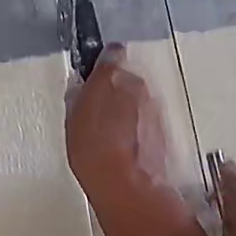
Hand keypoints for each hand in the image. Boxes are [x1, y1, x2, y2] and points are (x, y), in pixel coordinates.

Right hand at [65, 45, 176, 200]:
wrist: (125, 182)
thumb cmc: (95, 153)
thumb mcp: (71, 120)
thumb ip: (78, 96)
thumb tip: (80, 91)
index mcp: (110, 75)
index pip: (110, 53)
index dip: (102, 63)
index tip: (95, 72)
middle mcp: (136, 84)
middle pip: (126, 77)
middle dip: (115, 89)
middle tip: (99, 109)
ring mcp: (153, 104)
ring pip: (138, 98)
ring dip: (128, 108)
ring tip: (112, 131)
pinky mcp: (164, 124)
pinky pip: (148, 117)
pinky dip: (139, 125)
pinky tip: (126, 142)